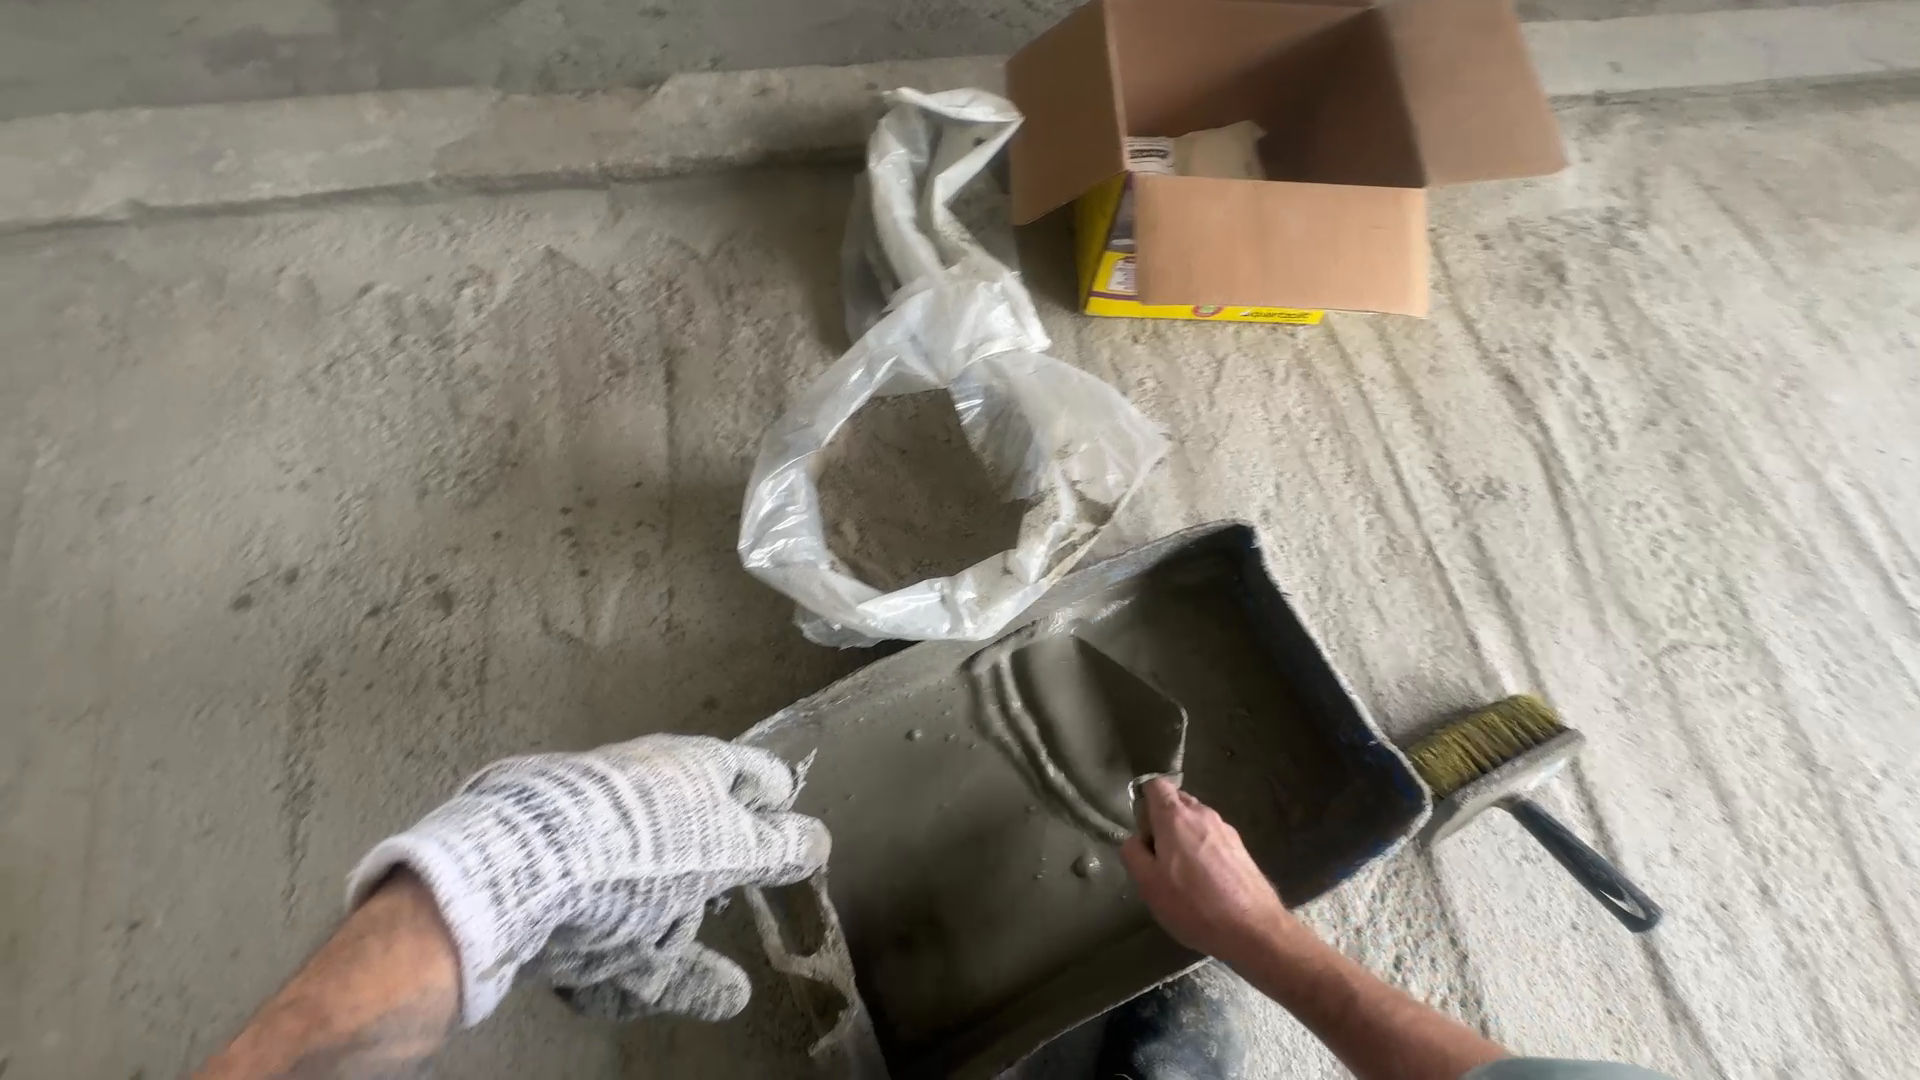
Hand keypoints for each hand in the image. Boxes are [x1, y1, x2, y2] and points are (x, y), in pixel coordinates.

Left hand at [348, 735, 828, 1026]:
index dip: (779, 801)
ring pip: (659, 894)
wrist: (522, 872)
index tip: (795, 836)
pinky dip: (654, 970)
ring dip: (685, 935)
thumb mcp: (729, 845)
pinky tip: (707, 1000)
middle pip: (703, 838)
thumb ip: (778, 848)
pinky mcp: (566, 896)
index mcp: (694, 768)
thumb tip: (821, 840)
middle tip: (737, 905)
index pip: (755, 773)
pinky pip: (621, 936)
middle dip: (723, 877)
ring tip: (723, 987)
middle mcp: (650, 800)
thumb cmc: (648, 841)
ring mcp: (604, 847)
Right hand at [1120, 778, 1297, 962]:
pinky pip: (1212, 837)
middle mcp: (1202, 813)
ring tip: (1184, 875)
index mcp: (1175, 816)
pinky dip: (1203, 850)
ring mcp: (1225, 829)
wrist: (1254, 930)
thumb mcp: (1148, 884)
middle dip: (1163, 822)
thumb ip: (1132, 853)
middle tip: (1160, 858)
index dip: (1144, 803)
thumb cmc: (1194, 905)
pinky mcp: (1241, 848)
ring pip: (1195, 821)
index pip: (1155, 785)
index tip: (1145, 834)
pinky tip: (1206, 883)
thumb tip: (1135, 840)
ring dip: (1184, 837)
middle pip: (1176, 802)